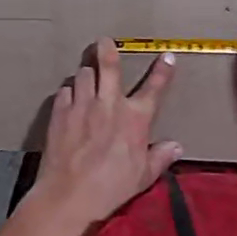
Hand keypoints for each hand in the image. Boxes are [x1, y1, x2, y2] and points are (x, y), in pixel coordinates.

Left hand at [22, 39, 181, 232]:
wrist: (70, 194)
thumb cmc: (111, 188)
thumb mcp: (143, 177)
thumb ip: (160, 157)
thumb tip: (176, 146)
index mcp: (134, 119)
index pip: (154, 89)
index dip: (162, 71)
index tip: (167, 56)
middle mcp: (108, 104)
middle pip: (108, 65)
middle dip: (107, 49)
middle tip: (104, 41)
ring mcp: (82, 104)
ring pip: (83, 74)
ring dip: (86, 74)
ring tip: (87, 78)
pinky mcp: (60, 110)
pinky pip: (65, 90)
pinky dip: (69, 92)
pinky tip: (70, 100)